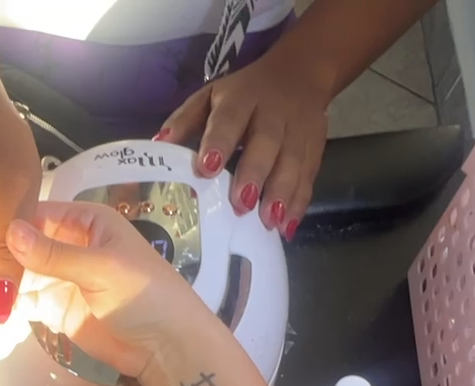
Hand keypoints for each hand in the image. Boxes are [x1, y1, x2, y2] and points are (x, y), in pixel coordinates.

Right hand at [4, 201, 219, 379]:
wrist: (166, 350)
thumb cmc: (145, 296)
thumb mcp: (100, 268)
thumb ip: (53, 254)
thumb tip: (8, 231)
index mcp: (86, 221)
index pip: (34, 216)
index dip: (0, 227)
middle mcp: (70, 244)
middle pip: (20, 247)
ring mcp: (62, 278)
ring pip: (17, 275)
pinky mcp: (57, 308)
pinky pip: (23, 300)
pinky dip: (2, 301)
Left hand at [160, 46, 335, 237]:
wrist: (300, 72)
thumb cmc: (241, 96)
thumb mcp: (209, 98)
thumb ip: (185, 120)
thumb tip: (159, 146)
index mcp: (241, 98)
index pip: (229, 119)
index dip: (219, 142)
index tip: (207, 168)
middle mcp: (273, 112)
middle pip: (266, 142)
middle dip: (255, 173)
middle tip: (242, 204)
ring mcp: (299, 128)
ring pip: (293, 160)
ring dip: (282, 193)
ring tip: (269, 222)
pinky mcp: (316, 145)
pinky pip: (310, 174)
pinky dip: (300, 201)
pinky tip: (288, 226)